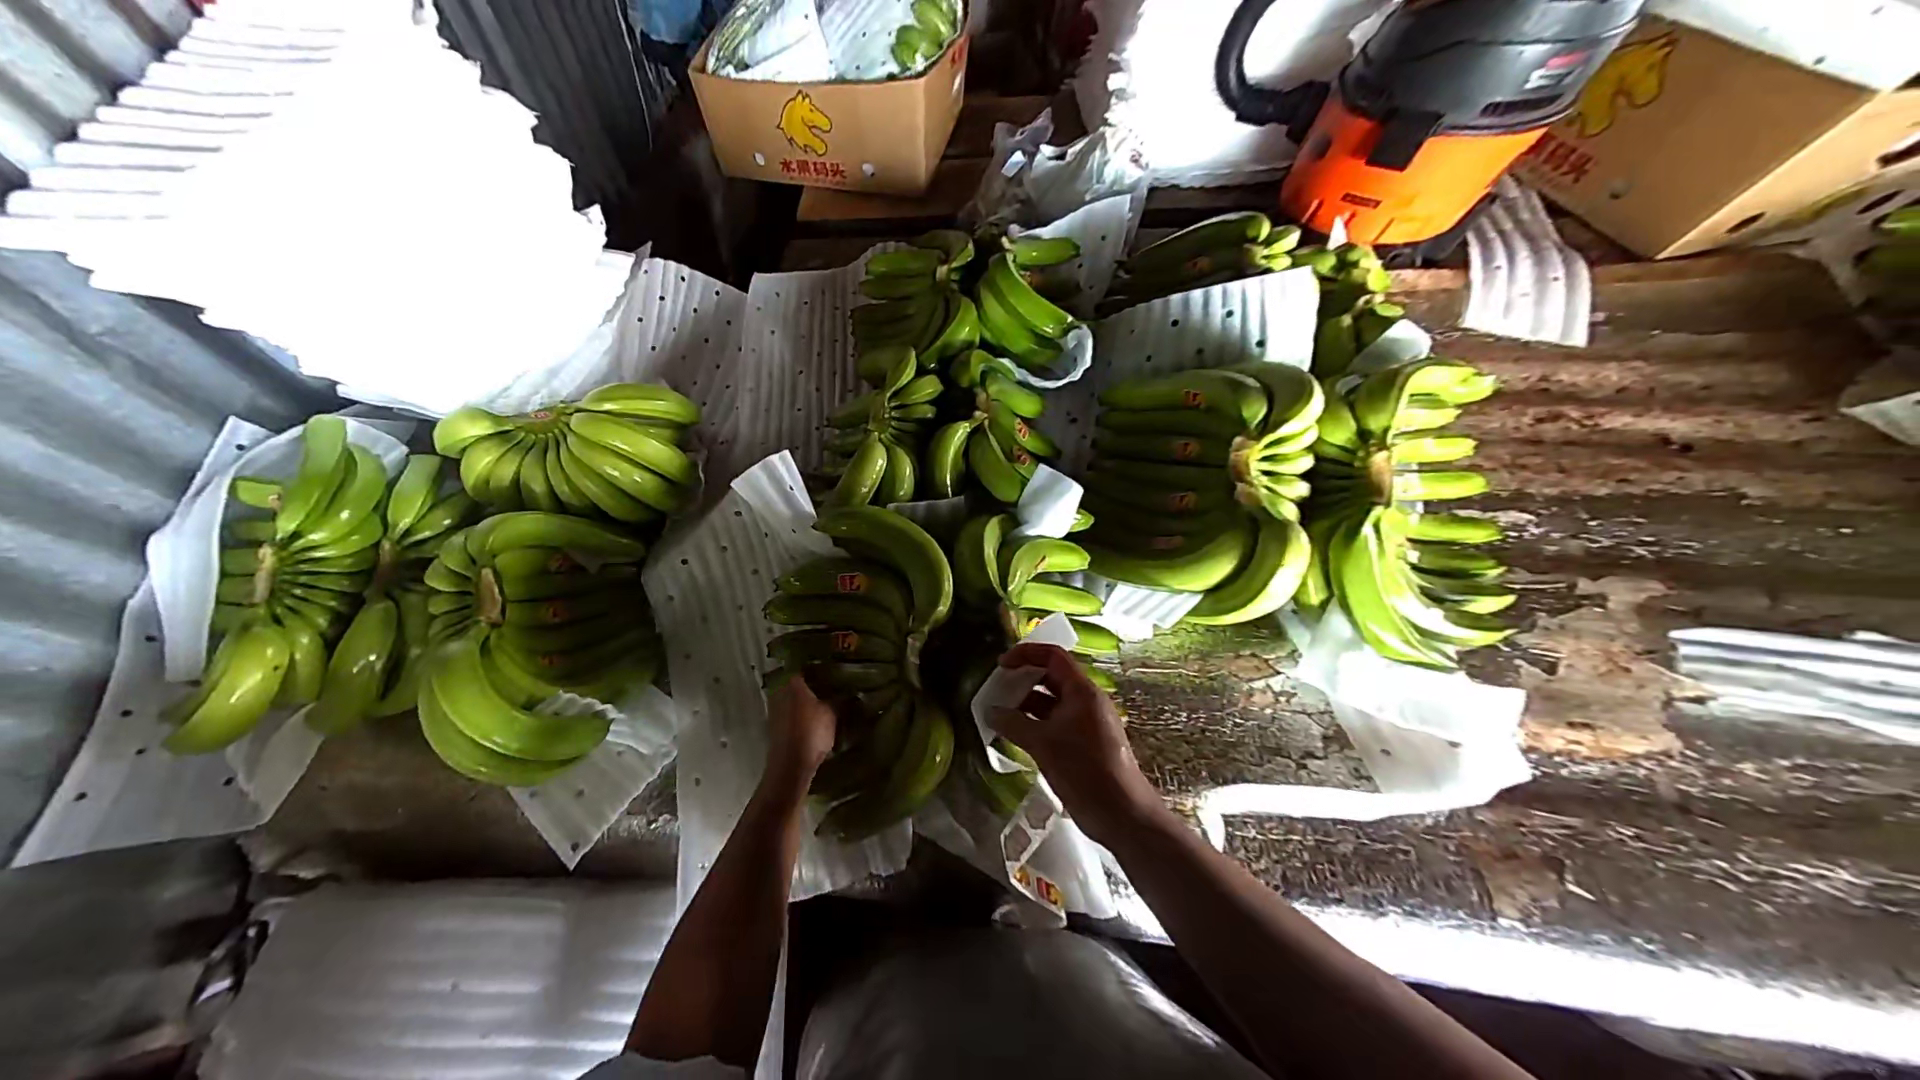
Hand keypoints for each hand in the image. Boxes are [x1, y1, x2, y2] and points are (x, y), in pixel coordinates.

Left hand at [764, 675, 835, 799]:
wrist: (790, 765)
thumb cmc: (812, 732)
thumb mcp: (832, 713)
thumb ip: (840, 698)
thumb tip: (850, 690)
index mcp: (793, 682)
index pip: (806, 667)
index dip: (820, 667)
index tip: (834, 669)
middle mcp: (780, 691)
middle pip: (799, 683)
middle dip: (814, 685)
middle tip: (833, 686)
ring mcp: (774, 709)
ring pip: (794, 698)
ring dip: (807, 701)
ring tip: (827, 703)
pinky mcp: (774, 725)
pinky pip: (791, 712)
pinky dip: (802, 714)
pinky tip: (815, 719)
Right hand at [990, 643, 1165, 846]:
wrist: (1122, 813)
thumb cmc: (1085, 770)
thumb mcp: (1043, 744)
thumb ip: (1014, 724)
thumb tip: (990, 711)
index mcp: (1082, 692)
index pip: (1053, 657)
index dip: (1025, 654)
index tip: (1001, 664)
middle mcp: (1086, 702)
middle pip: (1052, 677)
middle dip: (1023, 680)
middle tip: (996, 689)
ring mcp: (1086, 723)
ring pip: (1052, 703)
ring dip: (1026, 705)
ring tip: (1000, 713)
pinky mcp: (1084, 744)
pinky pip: (1055, 723)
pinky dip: (1035, 724)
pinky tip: (1016, 736)